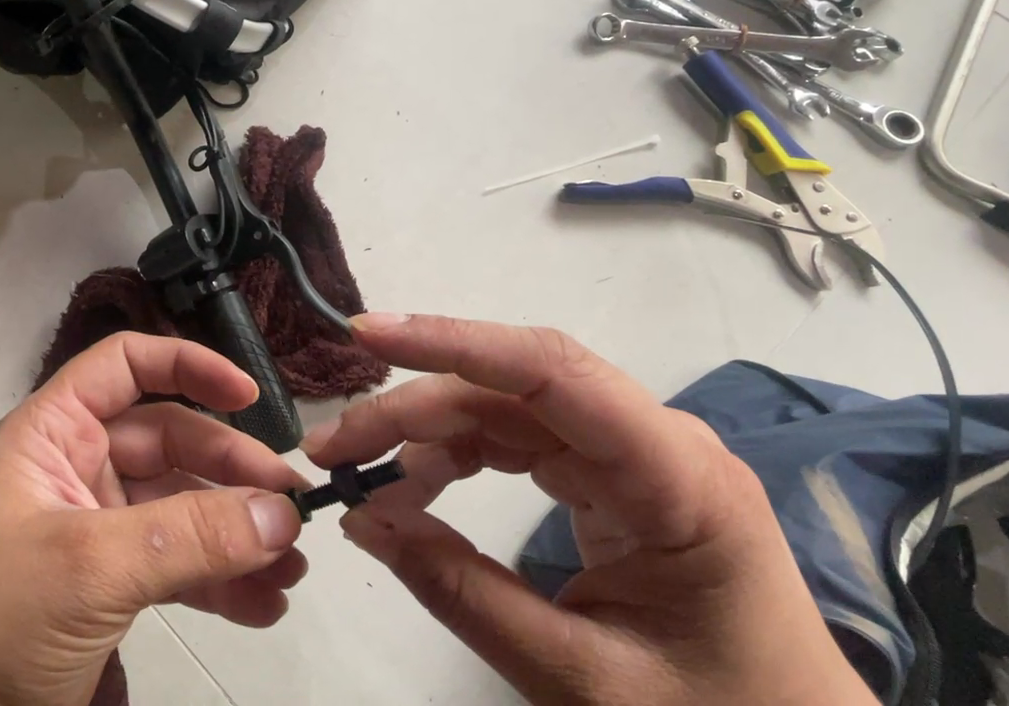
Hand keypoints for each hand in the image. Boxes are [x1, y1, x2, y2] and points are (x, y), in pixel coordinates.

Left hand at [0, 332, 308, 705]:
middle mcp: (78, 466)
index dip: (186, 366)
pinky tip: (264, 606)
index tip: (249, 394)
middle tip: (291, 510)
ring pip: (181, 505)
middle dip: (230, 471)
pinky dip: (220, 580)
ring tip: (291, 568)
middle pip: (169, 440)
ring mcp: (97, 524)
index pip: (124, 366)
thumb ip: (189, 536)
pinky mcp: (111, 579)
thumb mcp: (92, 567)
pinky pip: (177, 562)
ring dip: (237, 532)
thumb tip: (282, 514)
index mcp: (53, 433)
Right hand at [304, 314, 877, 705]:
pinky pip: (513, 443)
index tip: (365, 338)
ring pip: (500, 409)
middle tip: (332, 452)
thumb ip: (465, 595)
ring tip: (360, 480)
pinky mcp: (607, 478)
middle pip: (508, 389)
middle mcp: (652, 443)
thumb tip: (361, 522)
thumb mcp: (583, 681)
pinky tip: (410, 490)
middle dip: (411, 408)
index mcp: (676, 479)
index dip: (453, 342)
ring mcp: (629, 456)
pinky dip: (452, 459)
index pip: (552, 373)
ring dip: (423, 434)